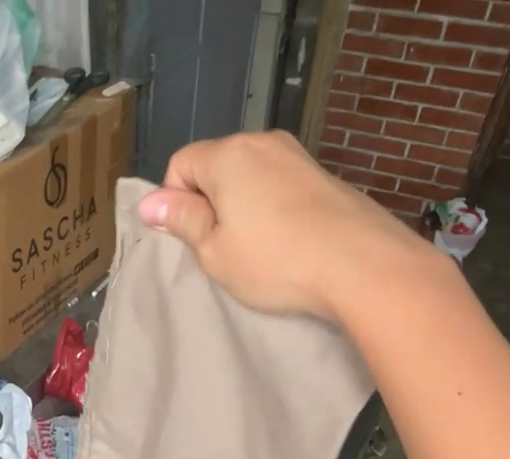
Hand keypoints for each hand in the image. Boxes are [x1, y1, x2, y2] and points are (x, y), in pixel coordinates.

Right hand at [138, 132, 447, 321]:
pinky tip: (287, 244)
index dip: (175, 202)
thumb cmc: (275, 261)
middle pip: (217, 166)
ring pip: (250, 177)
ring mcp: (298, 156)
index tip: (190, 240)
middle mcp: (263, 142)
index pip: (180, 164)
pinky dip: (273, 210)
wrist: (360, 264)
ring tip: (257, 250)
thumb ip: (183, 222)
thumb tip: (149, 203)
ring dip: (242, 208)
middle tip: (221, 250)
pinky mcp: (324, 177)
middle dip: (210, 203)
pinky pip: (280, 187)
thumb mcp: (216, 252)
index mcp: (228, 154)